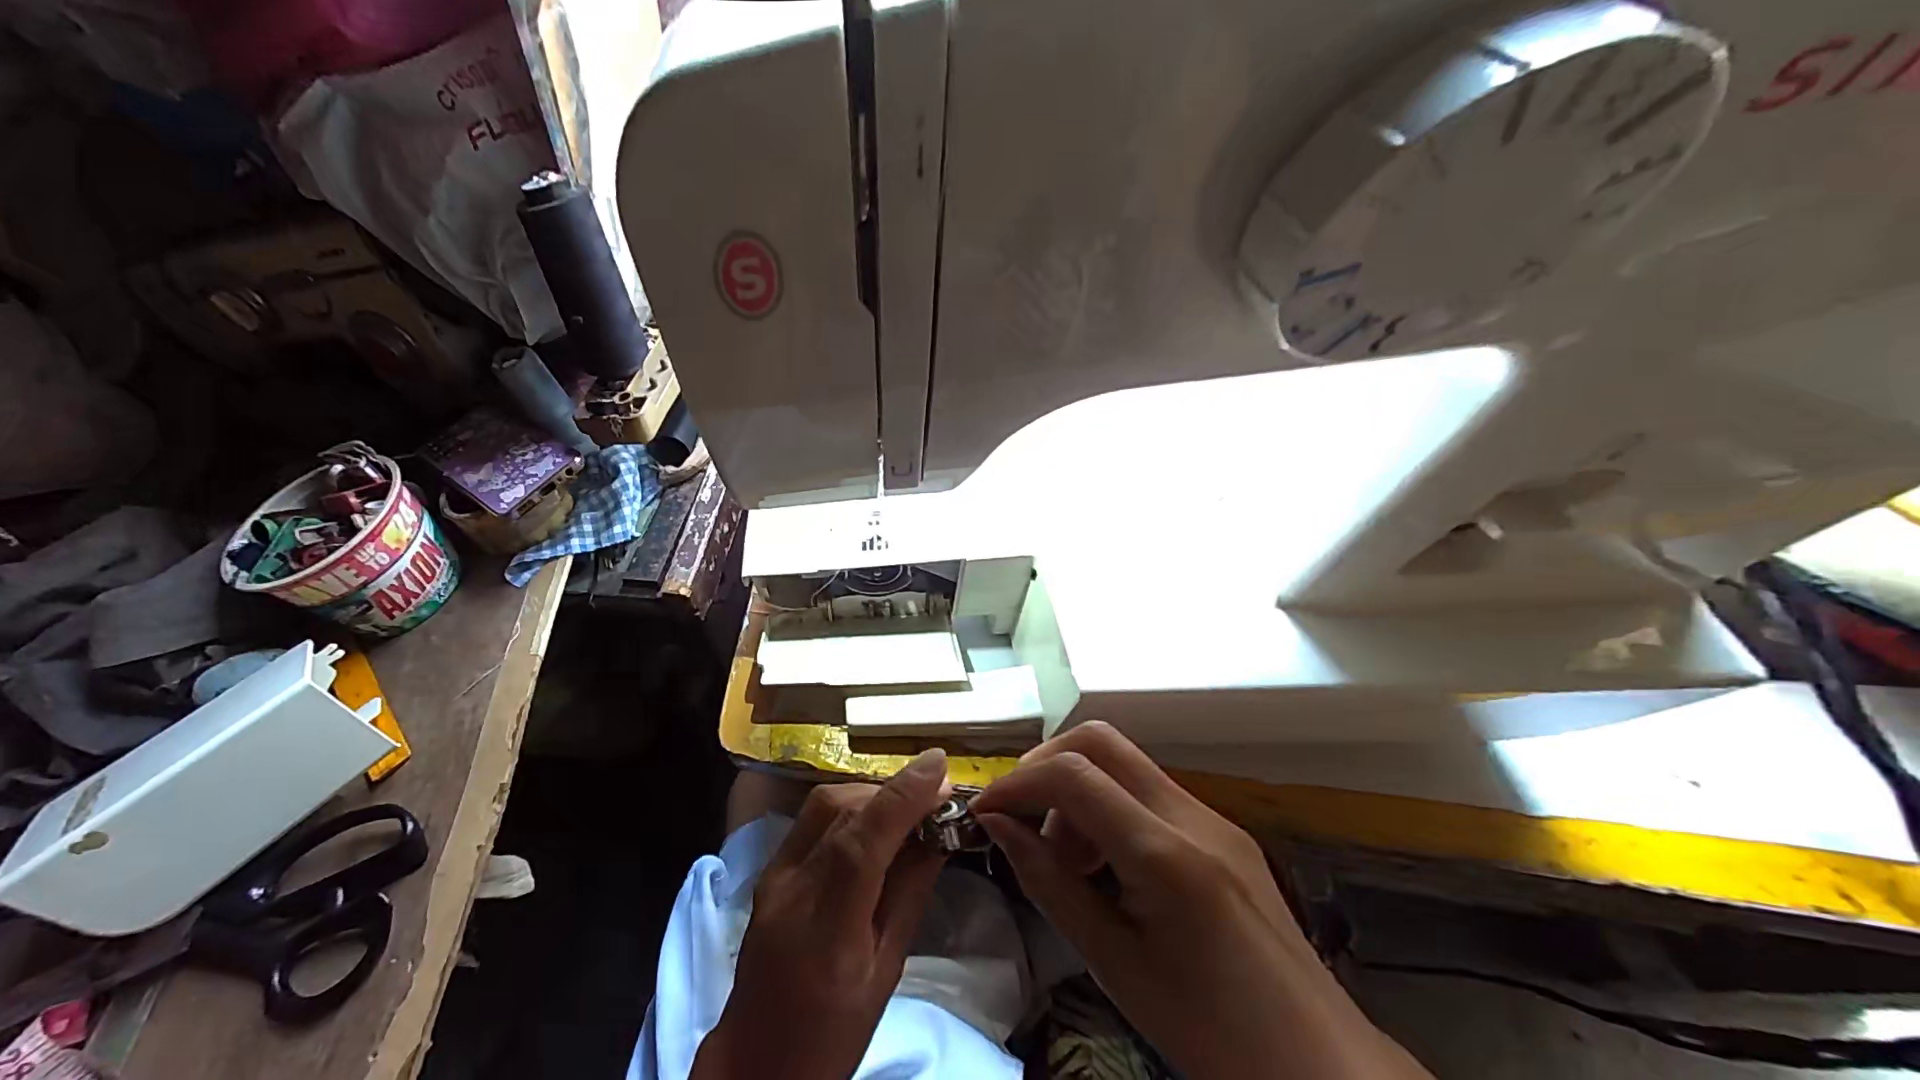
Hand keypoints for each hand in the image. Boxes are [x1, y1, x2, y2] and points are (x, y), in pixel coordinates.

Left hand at [692, 750, 949, 1079]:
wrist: (755, 1061)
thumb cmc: (833, 1033)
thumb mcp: (887, 971)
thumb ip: (910, 894)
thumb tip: (937, 834)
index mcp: (825, 931)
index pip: (861, 842)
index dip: (902, 796)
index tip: (940, 765)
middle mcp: (790, 890)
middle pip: (839, 811)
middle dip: (893, 791)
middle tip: (937, 793)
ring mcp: (771, 876)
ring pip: (822, 805)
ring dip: (871, 794)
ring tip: (910, 804)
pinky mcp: (767, 870)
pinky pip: (811, 819)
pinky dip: (850, 805)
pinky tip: (876, 817)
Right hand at [972, 723, 1430, 1079]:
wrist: (1316, 1062)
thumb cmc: (1207, 1030)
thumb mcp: (1113, 962)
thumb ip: (1050, 883)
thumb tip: (998, 826)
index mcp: (1165, 854)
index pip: (1072, 775)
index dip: (1016, 784)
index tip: (983, 814)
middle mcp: (1192, 815)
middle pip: (1100, 740)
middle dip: (1045, 767)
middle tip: (1020, 821)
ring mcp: (1214, 818)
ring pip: (1125, 762)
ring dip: (1078, 790)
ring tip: (1065, 861)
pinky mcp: (1224, 831)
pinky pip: (1151, 793)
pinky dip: (1109, 808)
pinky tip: (1106, 866)